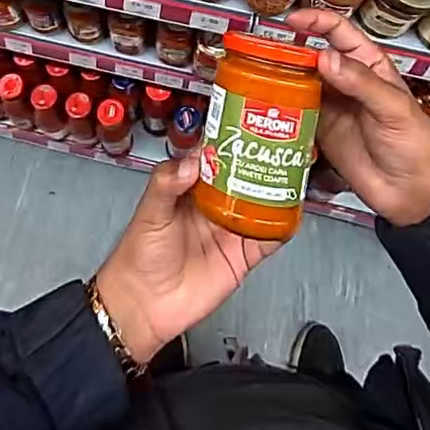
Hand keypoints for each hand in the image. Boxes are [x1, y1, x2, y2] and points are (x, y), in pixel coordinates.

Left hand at [93, 154, 280, 364]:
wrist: (144, 305)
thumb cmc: (139, 254)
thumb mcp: (149, 211)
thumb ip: (166, 183)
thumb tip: (191, 162)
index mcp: (191, 187)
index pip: (214, 157)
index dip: (229, 141)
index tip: (245, 125)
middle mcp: (213, 205)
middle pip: (243, 177)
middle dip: (259, 162)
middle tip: (277, 145)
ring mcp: (229, 229)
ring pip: (260, 204)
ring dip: (275, 190)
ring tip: (289, 172)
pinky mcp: (241, 256)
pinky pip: (268, 239)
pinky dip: (282, 227)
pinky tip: (291, 214)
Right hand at [286, 9, 429, 226]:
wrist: (412, 195)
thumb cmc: (415, 146)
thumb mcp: (394, 109)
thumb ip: (361, 82)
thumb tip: (325, 57)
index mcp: (368, 64)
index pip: (338, 31)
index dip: (314, 21)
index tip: (292, 21)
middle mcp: (345, 78)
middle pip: (311, 53)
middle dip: (288, 49)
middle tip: (265, 53)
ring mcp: (329, 102)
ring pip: (298, 79)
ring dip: (280, 75)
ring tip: (258, 75)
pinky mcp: (318, 126)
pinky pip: (294, 108)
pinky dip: (280, 104)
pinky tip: (267, 104)